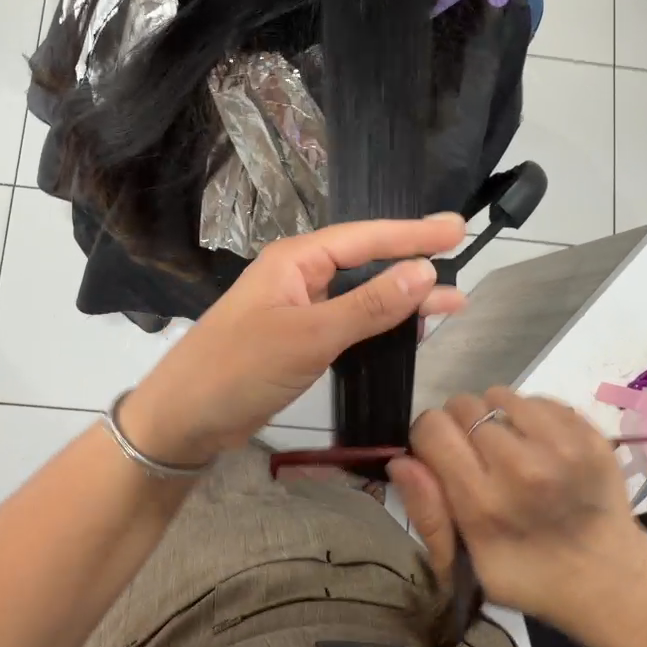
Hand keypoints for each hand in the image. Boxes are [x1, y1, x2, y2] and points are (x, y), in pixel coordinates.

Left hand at [124, 215, 469, 464]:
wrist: (185, 418)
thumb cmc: (240, 368)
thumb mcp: (311, 336)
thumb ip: (369, 305)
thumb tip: (425, 271)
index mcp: (296, 260)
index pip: (365, 238)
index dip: (412, 233)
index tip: (455, 228)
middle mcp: (299, 277)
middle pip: (365, 261)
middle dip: (412, 259)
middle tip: (461, 250)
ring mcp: (298, 309)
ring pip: (360, 295)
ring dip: (402, 298)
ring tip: (453, 302)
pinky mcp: (299, 341)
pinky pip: (350, 323)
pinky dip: (380, 325)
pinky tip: (409, 330)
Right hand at [388, 387, 646, 629]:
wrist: (613, 580)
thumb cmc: (530, 576)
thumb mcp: (468, 563)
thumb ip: (428, 512)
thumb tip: (400, 461)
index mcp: (483, 502)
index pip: (430, 427)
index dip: (429, 441)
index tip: (443, 462)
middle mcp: (520, 466)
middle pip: (462, 405)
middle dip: (461, 428)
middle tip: (479, 461)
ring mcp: (559, 445)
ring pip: (497, 395)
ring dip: (495, 418)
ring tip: (511, 451)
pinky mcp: (586, 432)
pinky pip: (536, 398)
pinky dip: (529, 416)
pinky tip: (539, 448)